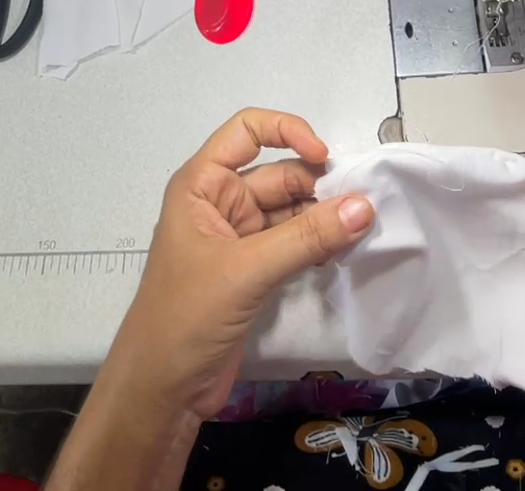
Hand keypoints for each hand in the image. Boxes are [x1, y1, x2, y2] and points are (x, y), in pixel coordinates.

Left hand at [112, 108, 374, 416]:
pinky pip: (293, 240)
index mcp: (202, 184)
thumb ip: (306, 237)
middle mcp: (220, 201)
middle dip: (317, 185)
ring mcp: (238, 236)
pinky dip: (317, 243)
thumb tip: (364, 205)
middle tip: (360, 208)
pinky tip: (340, 254)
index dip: (287, 131)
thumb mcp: (246, 271)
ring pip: (290, 208)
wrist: (160, 393)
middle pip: (278, 172)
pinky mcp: (253, 268)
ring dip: (322, 217)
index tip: (324, 157)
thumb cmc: (185, 317)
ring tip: (358, 232)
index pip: (247, 130)